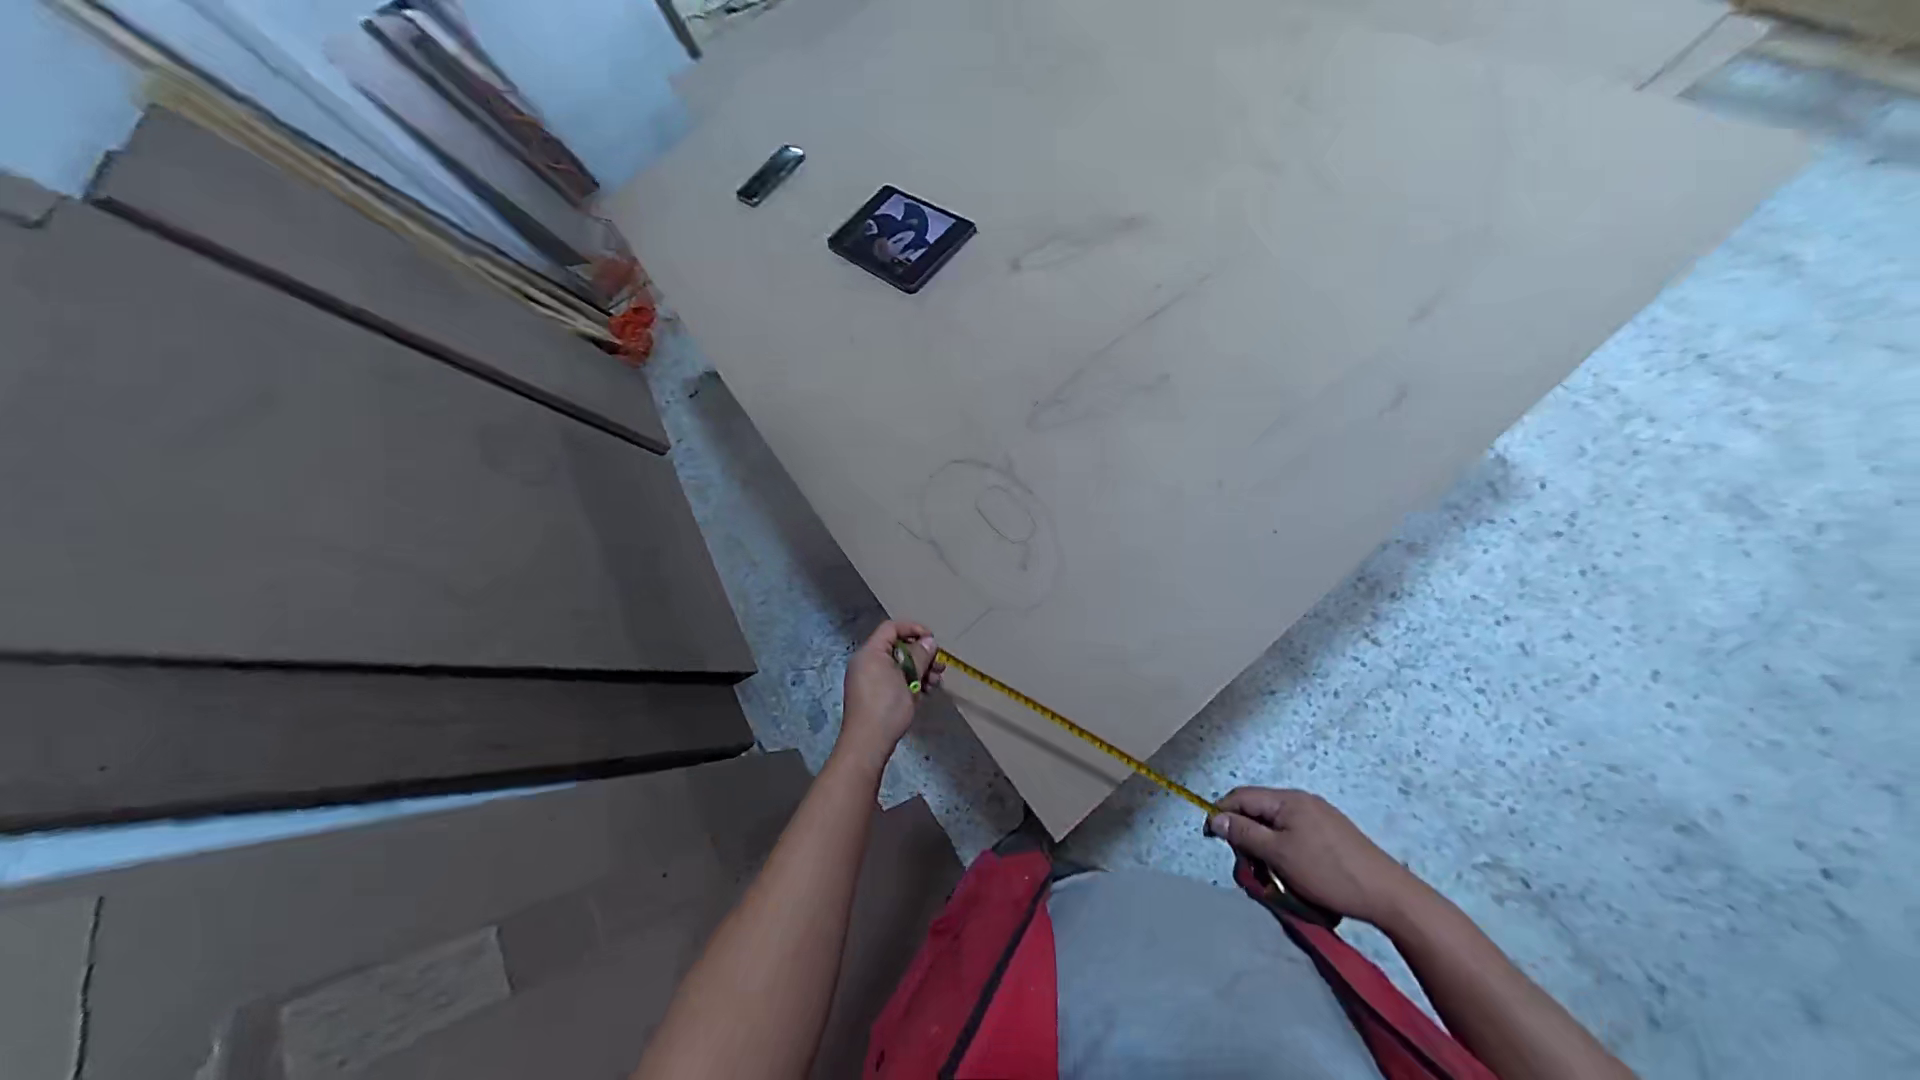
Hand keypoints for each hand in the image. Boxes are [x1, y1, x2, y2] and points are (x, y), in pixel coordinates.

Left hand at [835, 620, 942, 770]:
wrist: (867, 743)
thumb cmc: (887, 706)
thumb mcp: (908, 678)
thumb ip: (919, 656)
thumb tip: (929, 641)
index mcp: (870, 652)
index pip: (891, 628)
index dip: (913, 629)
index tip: (932, 640)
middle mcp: (867, 661)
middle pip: (897, 647)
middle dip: (921, 655)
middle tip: (939, 667)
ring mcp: (868, 679)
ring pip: (898, 665)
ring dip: (919, 671)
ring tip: (935, 683)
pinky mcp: (873, 694)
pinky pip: (893, 679)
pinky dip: (909, 682)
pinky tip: (924, 693)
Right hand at [1206, 788, 1427, 928]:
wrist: (1388, 896)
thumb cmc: (1327, 872)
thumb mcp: (1278, 854)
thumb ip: (1244, 833)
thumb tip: (1216, 818)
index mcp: (1287, 799)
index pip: (1241, 797)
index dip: (1221, 814)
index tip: (1211, 839)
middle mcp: (1301, 801)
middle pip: (1257, 811)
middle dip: (1246, 838)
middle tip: (1248, 869)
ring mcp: (1319, 817)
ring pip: (1275, 827)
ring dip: (1265, 850)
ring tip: (1271, 878)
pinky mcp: (1331, 835)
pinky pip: (1294, 836)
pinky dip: (1284, 853)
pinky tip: (1292, 875)